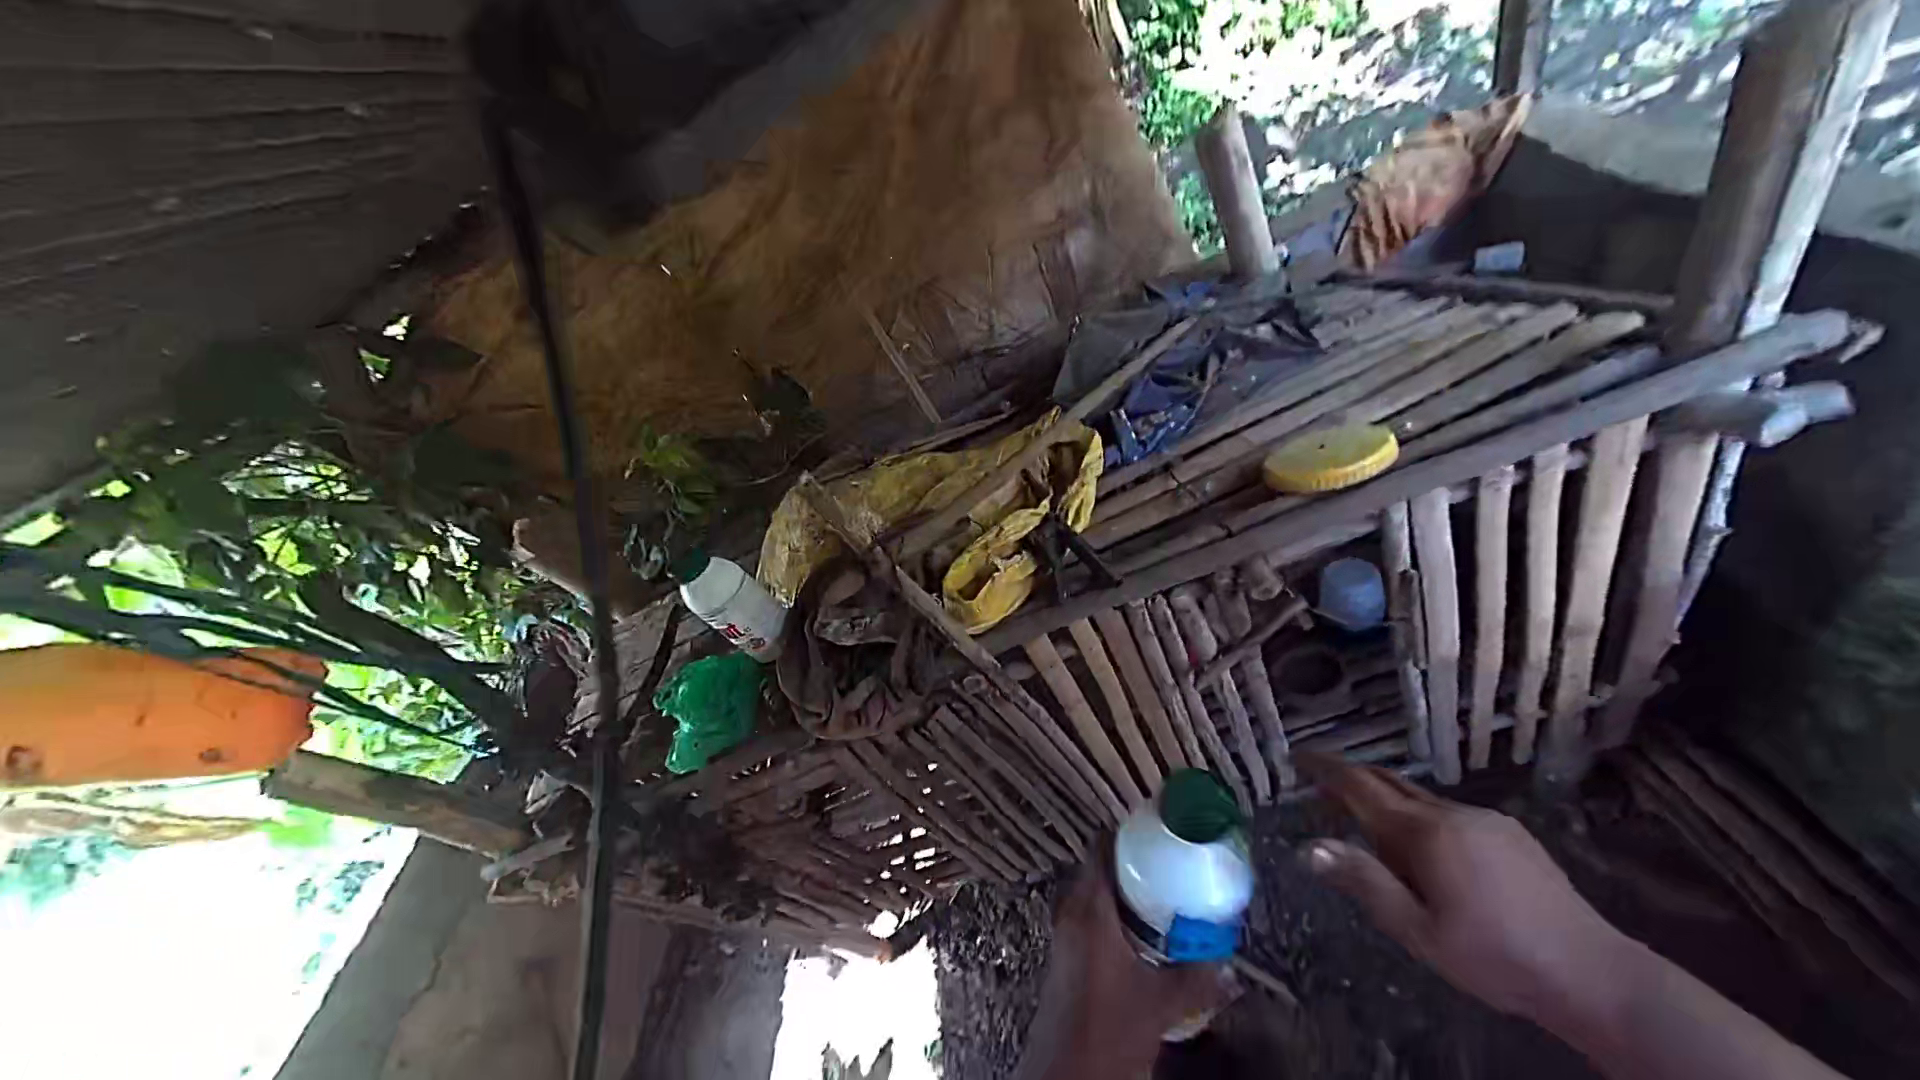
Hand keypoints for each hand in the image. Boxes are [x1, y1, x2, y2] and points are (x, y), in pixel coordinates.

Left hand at [1040, 851, 1232, 1075]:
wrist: (1065, 1073)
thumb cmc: (1108, 1029)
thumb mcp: (1160, 1004)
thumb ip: (1197, 981)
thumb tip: (1229, 966)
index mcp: (1089, 909)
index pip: (1100, 848)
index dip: (1126, 833)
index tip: (1156, 829)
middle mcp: (1070, 911)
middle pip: (1098, 867)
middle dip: (1131, 862)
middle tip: (1168, 863)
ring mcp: (1064, 932)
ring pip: (1093, 893)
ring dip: (1123, 890)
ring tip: (1161, 896)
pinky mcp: (1066, 954)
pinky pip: (1089, 916)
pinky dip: (1113, 913)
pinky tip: (1142, 935)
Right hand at [1298, 753, 1632, 1025]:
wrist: (1598, 977)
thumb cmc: (1496, 958)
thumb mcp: (1418, 931)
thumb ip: (1364, 883)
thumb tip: (1309, 847)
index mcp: (1423, 832)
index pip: (1359, 785)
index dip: (1324, 767)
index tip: (1297, 755)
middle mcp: (1451, 812)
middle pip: (1387, 781)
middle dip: (1350, 778)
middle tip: (1320, 787)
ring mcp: (1485, 819)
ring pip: (1420, 798)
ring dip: (1386, 801)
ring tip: (1370, 830)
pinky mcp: (1511, 834)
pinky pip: (1448, 812)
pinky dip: (1419, 816)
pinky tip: (1427, 851)